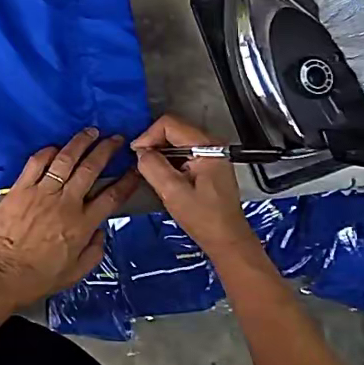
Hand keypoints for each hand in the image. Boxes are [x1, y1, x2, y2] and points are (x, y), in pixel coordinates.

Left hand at [0, 128, 140, 309]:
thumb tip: (101, 232)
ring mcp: (42, 193)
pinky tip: (56, 147)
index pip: (113, 195)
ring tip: (91, 132)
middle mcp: (67, 203)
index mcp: (83, 224)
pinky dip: (48, 152)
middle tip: (116, 139)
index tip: (135, 169)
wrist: (0, 277)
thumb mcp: (76, 272)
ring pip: (66, 159)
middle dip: (107, 150)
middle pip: (92, 168)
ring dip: (81, 142)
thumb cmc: (38, 278)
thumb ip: (95, 251)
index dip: (127, 180)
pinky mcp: (20, 189)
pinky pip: (37, 163)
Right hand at [131, 115, 261, 259]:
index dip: (148, 136)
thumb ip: (154, 168)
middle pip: (174, 130)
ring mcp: (211, 155)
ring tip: (149, 172)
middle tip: (139, 163)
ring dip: (160, 154)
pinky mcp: (208, 166)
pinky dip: (169, 162)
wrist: (227, 240)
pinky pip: (183, 154)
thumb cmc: (204, 219)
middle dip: (153, 144)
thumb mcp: (174, 193)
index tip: (136, 154)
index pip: (170, 124)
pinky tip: (162, 178)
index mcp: (207, 146)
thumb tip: (140, 152)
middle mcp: (211, 144)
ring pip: (177, 142)